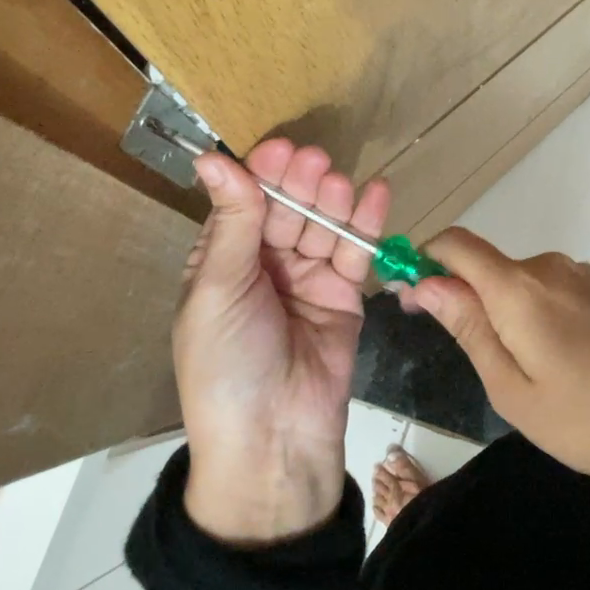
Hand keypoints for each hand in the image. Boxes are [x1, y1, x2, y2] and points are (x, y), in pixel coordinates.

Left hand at [173, 139, 389, 543]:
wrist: (274, 439)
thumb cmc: (227, 364)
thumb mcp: (218, 291)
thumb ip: (233, 223)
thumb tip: (212, 158)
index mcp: (223, 262)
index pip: (244, 204)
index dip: (260, 176)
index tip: (278, 150)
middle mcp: (266, 264)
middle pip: (287, 208)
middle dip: (298, 184)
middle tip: (313, 162)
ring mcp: (308, 278)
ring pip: (323, 224)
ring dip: (331, 199)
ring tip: (338, 182)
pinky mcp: (346, 295)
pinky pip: (355, 251)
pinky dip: (367, 222)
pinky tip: (377, 192)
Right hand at [411, 229, 589, 515]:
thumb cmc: (585, 419)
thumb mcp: (511, 387)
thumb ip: (467, 327)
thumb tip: (424, 284)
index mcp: (519, 289)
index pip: (456, 244)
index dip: (425, 262)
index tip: (412, 298)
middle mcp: (549, 266)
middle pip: (488, 266)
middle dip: (465, 297)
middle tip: (471, 356)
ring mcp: (581, 274)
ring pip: (520, 280)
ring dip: (505, 310)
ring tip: (524, 369)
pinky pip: (551, 288)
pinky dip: (537, 312)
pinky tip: (559, 359)